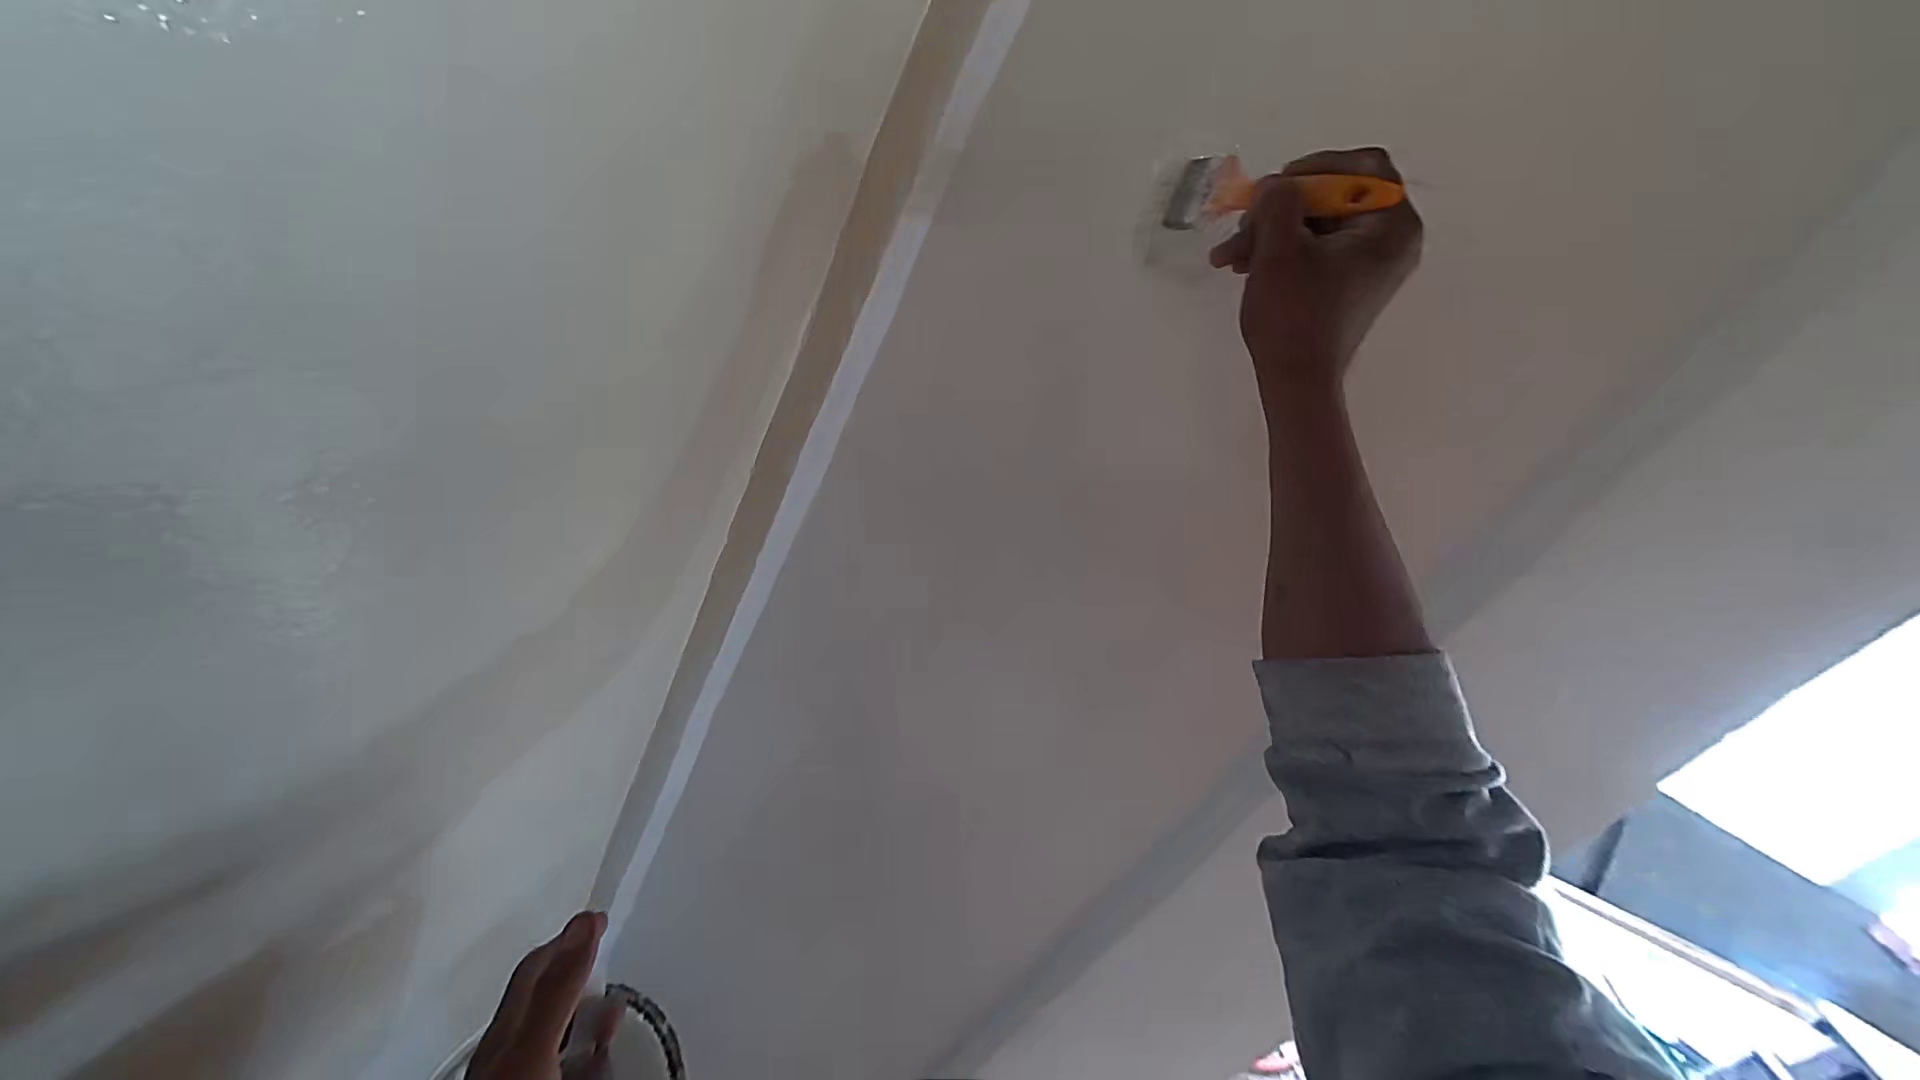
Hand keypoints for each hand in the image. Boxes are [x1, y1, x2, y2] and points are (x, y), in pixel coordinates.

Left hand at [469, 911, 613, 1079]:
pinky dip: (589, 1048)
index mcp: (509, 1031)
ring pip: (556, 1029)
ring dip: (585, 1010)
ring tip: (609, 1004)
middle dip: (575, 969)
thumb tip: (583, 923)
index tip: (596, 917)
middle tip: (601, 948)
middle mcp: (510, 1052)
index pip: (536, 967)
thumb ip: (558, 986)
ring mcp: (522, 1075)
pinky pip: (568, 1061)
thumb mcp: (535, 1045)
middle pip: (543, 996)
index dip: (568, 937)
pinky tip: (598, 1054)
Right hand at [1208, 147, 1421, 396]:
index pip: (1363, 168)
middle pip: (1334, 199)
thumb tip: (1275, 187)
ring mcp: (1368, 268)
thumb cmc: (1293, 316)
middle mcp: (1390, 242)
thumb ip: (1278, 202)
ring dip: (1270, 234)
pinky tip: (1245, 266)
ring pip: (1316, 228)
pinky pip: (1314, 254)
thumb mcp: (1279, 250)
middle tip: (1242, 225)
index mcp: (1391, 226)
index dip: (1314, 168)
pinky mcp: (1346, 288)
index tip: (1274, 186)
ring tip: (1231, 255)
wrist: (1296, 381)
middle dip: (1280, 210)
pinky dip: (1280, 254)